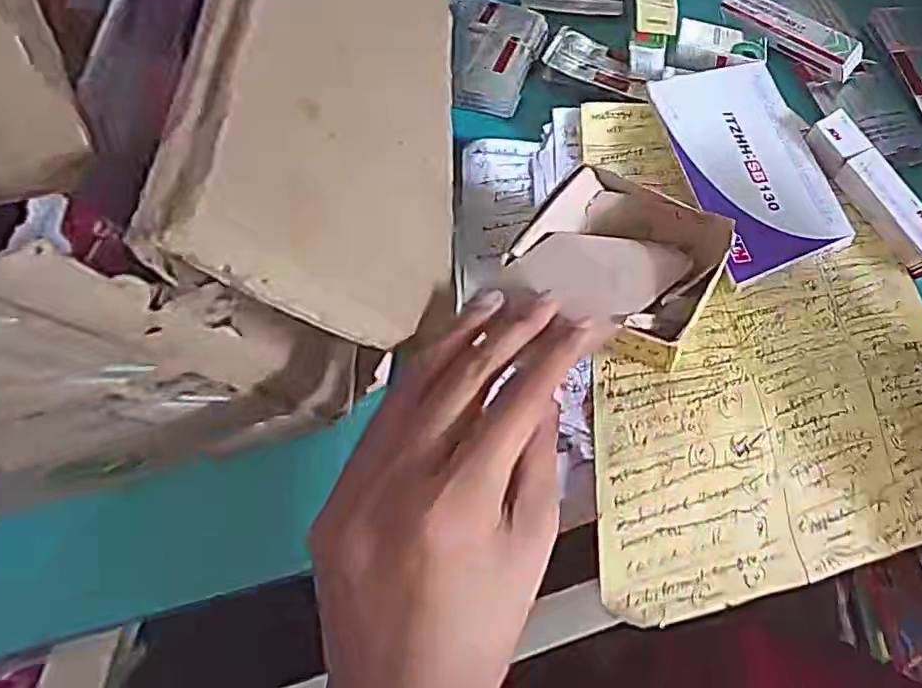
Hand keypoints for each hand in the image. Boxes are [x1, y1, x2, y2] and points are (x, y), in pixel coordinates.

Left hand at [309, 290, 615, 687]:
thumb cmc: (487, 618)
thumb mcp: (534, 537)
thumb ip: (538, 456)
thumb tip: (546, 391)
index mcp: (459, 501)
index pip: (517, 400)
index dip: (557, 354)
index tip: (586, 326)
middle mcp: (400, 485)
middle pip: (466, 380)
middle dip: (514, 332)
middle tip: (546, 303)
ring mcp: (358, 489)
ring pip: (414, 388)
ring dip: (460, 337)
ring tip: (494, 302)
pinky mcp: (336, 498)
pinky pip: (384, 419)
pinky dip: (420, 377)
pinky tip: (445, 349)